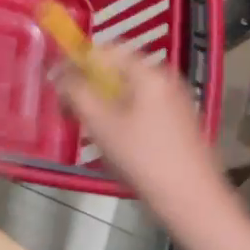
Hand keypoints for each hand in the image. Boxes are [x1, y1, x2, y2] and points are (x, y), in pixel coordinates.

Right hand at [55, 46, 232, 214]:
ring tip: (87, 125)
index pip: (107, 50)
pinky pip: (141, 106)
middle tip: (70, 105)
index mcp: (149, 74)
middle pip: (117, 70)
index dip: (78, 59)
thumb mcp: (99, 122)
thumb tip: (59, 72)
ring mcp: (176, 102)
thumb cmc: (141, 156)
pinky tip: (112, 139)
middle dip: (89, 83)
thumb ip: (75, 91)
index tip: (59, 79)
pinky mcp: (178, 123)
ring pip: (128, 90)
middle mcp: (166, 81)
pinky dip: (121, 114)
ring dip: (103, 101)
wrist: (191, 200)